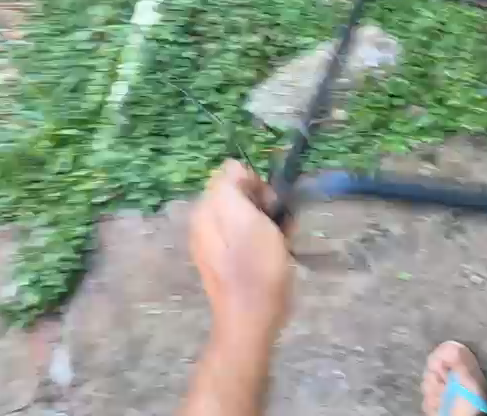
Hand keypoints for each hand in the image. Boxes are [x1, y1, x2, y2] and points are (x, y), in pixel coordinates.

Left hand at [190, 161, 292, 345]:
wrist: (253, 318)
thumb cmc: (254, 267)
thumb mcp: (243, 217)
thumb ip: (231, 185)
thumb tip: (232, 167)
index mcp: (206, 210)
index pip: (232, 173)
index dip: (255, 183)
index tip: (267, 204)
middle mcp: (206, 223)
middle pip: (242, 192)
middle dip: (264, 201)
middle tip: (275, 222)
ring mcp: (218, 242)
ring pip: (251, 212)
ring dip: (270, 219)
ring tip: (280, 238)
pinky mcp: (232, 258)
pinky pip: (252, 232)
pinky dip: (268, 235)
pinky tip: (278, 248)